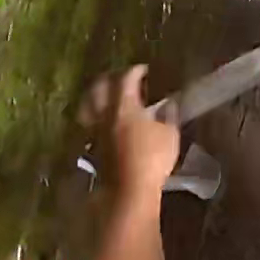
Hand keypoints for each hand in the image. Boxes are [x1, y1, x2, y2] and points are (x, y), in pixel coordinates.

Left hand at [81, 66, 180, 194]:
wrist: (129, 190)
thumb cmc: (153, 158)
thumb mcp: (171, 134)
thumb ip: (169, 115)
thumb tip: (169, 104)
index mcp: (125, 107)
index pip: (126, 80)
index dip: (134, 71)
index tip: (143, 69)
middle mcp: (105, 115)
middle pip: (98, 88)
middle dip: (109, 78)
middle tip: (121, 76)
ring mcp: (96, 131)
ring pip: (88, 105)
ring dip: (96, 95)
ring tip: (106, 94)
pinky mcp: (93, 146)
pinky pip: (90, 122)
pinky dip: (95, 115)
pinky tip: (105, 120)